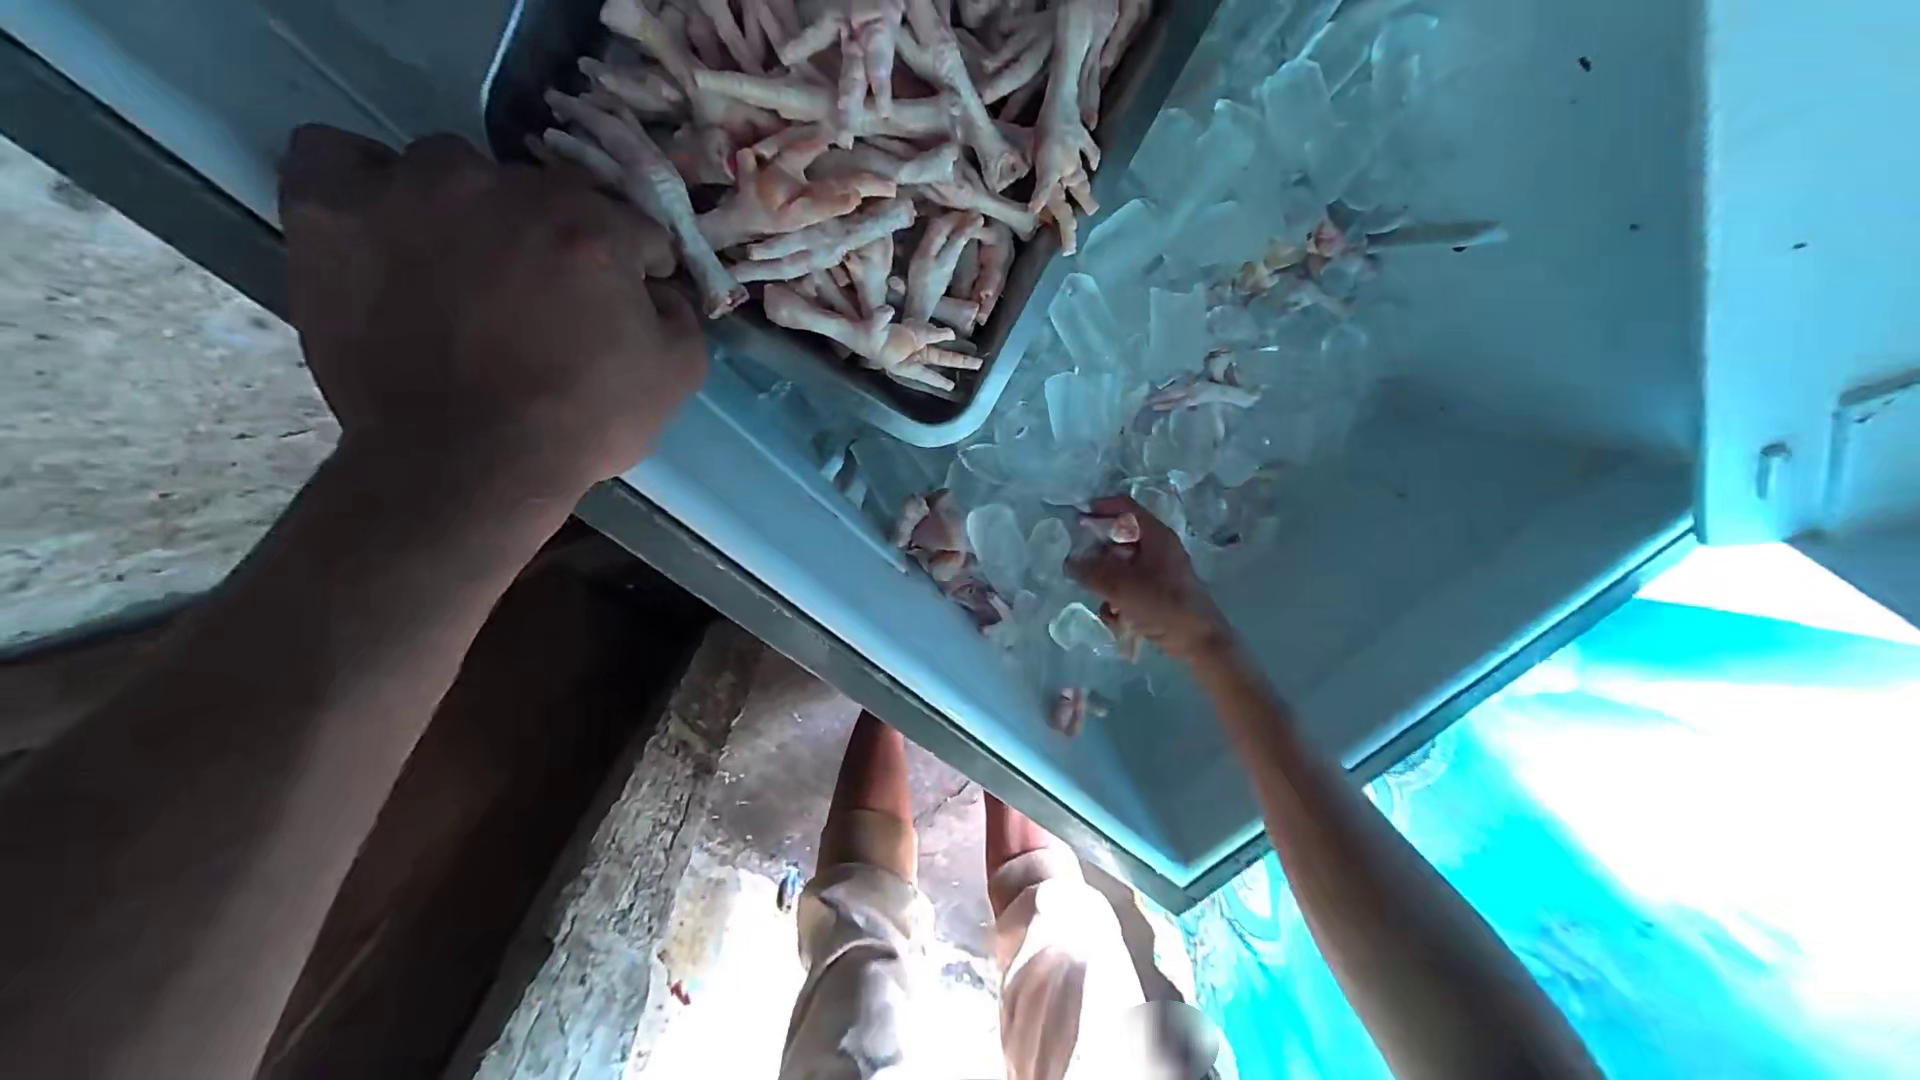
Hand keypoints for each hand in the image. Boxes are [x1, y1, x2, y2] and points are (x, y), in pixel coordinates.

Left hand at [279, 125, 705, 494]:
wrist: (468, 465)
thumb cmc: (582, 422)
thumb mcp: (676, 377)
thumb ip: (682, 313)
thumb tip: (661, 285)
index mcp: (593, 231)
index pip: (634, 225)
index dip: (639, 269)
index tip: (628, 305)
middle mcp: (506, 190)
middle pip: (551, 192)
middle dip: (566, 239)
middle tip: (554, 297)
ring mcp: (411, 193)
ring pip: (457, 167)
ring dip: (477, 208)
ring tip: (472, 266)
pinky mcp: (332, 212)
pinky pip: (340, 156)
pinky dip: (370, 183)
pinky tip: (393, 227)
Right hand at [1068, 496, 1231, 663]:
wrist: (1198, 641)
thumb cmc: (1163, 605)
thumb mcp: (1121, 586)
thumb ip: (1091, 571)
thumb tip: (1069, 562)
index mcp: (1155, 535)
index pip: (1125, 507)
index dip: (1100, 508)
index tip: (1076, 519)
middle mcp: (1157, 548)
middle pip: (1119, 538)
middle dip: (1097, 552)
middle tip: (1078, 562)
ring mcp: (1158, 571)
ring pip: (1120, 565)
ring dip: (1105, 581)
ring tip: (1098, 596)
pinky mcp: (1156, 592)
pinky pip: (1128, 586)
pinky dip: (1118, 599)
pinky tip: (1114, 618)